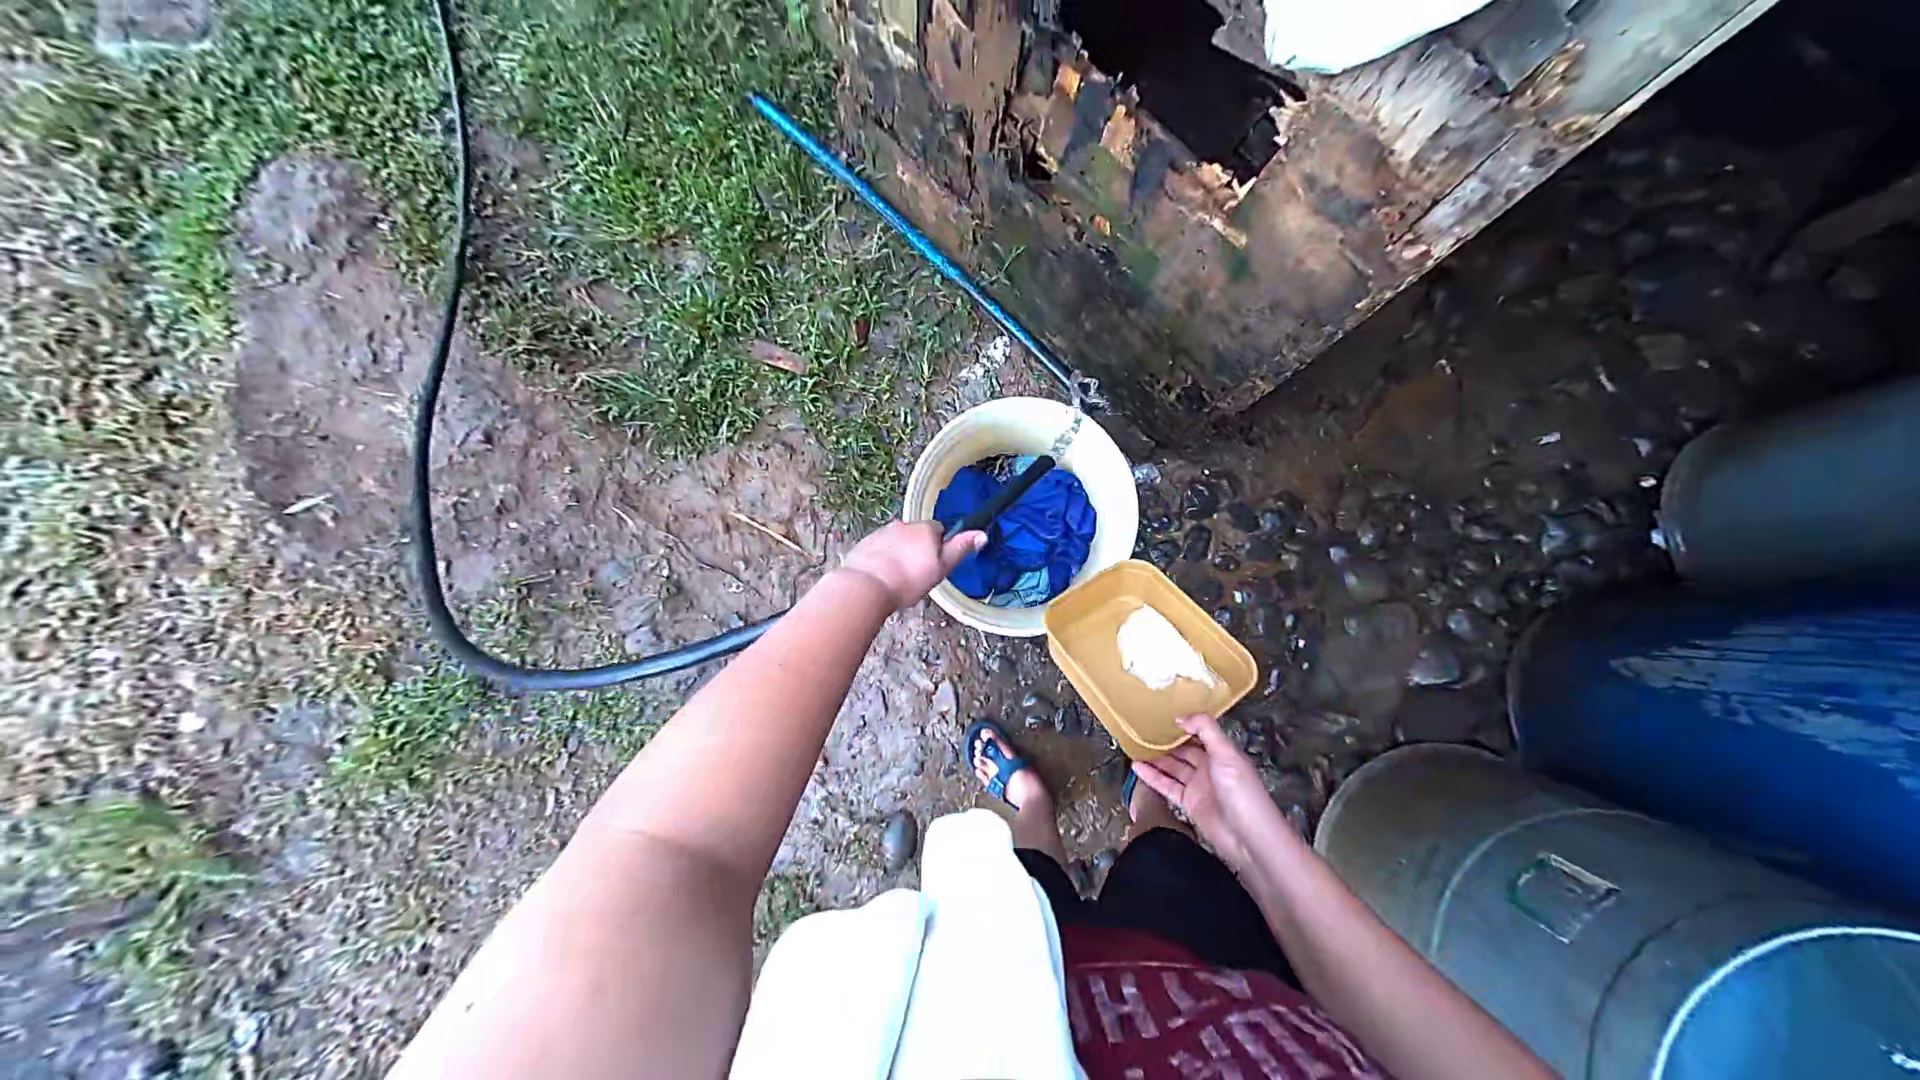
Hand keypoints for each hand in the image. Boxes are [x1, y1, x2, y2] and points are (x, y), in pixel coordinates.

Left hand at [837, 521, 985, 611]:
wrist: (867, 585)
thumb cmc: (909, 579)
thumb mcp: (941, 567)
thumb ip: (960, 549)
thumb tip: (982, 534)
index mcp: (925, 528)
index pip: (938, 530)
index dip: (939, 547)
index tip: (934, 565)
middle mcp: (903, 524)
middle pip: (916, 535)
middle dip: (917, 549)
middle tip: (916, 575)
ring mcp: (881, 532)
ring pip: (897, 542)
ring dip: (899, 554)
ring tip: (897, 579)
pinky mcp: (864, 543)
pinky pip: (879, 549)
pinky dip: (882, 559)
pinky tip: (881, 577)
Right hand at [1132, 714, 1291, 874]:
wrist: (1248, 837)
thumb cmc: (1241, 791)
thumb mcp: (1226, 753)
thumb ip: (1204, 729)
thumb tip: (1180, 717)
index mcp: (1221, 753)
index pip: (1199, 735)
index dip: (1183, 726)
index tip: (1162, 715)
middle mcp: (1209, 768)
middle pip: (1183, 751)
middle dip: (1166, 742)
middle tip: (1144, 731)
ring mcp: (1198, 787)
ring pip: (1172, 768)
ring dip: (1155, 759)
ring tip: (1135, 747)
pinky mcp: (1189, 804)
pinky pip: (1167, 786)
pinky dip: (1152, 777)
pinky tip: (1137, 768)